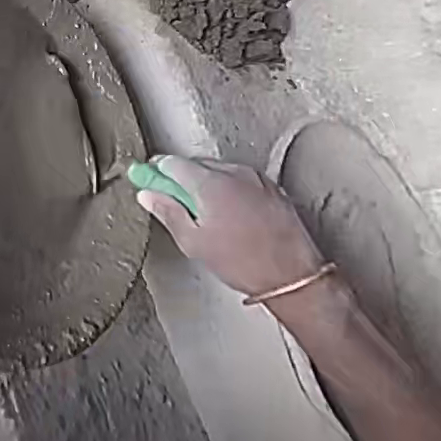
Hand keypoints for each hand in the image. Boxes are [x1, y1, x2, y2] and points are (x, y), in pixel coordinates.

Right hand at [135, 154, 326, 298]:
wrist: (293, 277)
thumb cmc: (243, 262)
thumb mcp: (193, 241)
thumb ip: (167, 211)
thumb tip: (147, 195)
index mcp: (210, 183)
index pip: (172, 163)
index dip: (157, 171)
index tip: (148, 181)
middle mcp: (234, 173)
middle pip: (195, 163)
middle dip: (180, 178)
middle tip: (173, 202)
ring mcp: (256, 179)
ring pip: (218, 169)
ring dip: (205, 182)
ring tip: (204, 213)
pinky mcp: (272, 188)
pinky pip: (240, 179)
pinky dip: (228, 188)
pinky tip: (227, 213)